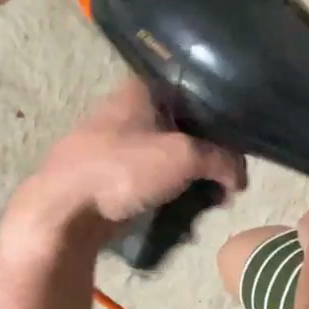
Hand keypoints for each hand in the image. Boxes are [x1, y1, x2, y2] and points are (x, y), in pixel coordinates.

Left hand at [7, 81, 244, 246]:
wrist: (67, 209)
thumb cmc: (124, 169)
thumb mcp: (185, 157)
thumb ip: (223, 161)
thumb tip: (241, 179)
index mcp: (143, 90)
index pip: (198, 98)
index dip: (224, 124)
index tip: (239, 153)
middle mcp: (130, 110)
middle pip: (188, 133)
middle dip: (210, 163)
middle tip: (225, 188)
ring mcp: (119, 145)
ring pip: (173, 161)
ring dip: (194, 185)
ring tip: (207, 207)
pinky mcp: (113, 176)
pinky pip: (155, 183)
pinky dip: (172, 198)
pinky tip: (183, 218)